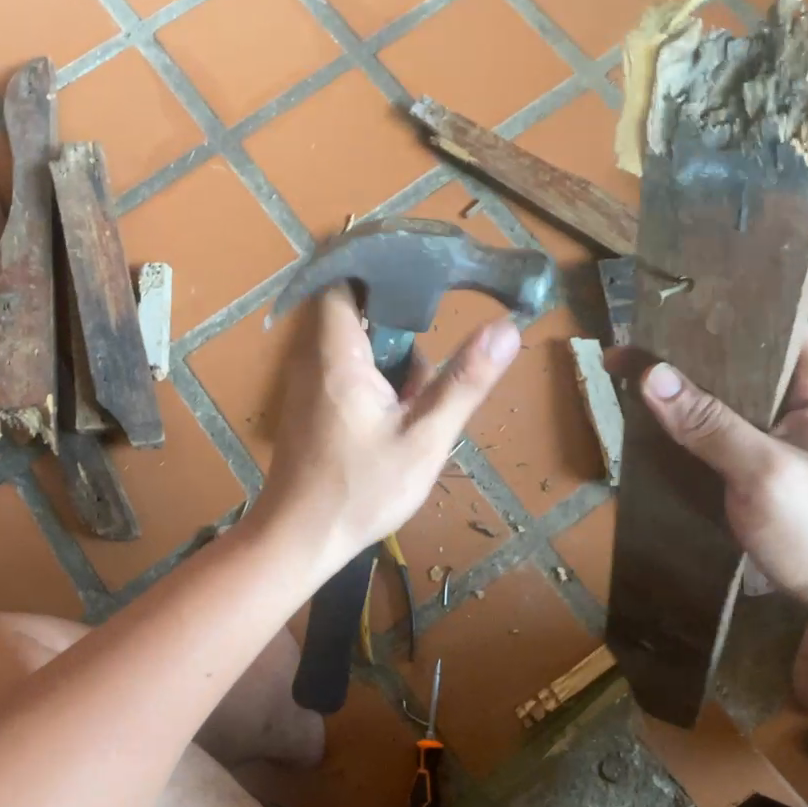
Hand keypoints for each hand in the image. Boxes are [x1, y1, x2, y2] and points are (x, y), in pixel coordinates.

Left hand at [253, 287, 519, 576]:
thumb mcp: (425, 439)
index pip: (344, 279)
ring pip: (357, 350)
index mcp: (338, 354)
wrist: (300, 541)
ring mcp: (309, 387)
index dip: (380, 266)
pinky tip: (398, 422)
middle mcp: (315, 360)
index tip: (423, 270)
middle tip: (435, 355)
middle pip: (358, 314)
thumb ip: (464, 382)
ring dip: (392, 364)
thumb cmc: (361, 491)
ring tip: (418, 403)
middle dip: (400, 326)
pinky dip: (377, 386)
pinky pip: (347, 377)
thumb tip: (507, 327)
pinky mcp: (311, 411)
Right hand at [632, 328, 807, 617]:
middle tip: (632, 347)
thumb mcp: (763, 476)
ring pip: (736, 390)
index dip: (719, 315)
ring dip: (690, 387)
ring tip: (633, 377)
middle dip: (691, 353)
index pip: (773, 322)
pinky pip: (733, 422)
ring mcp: (798, 426)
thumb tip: (650, 375)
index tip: (662, 314)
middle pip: (747, 355)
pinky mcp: (780, 454)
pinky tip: (662, 420)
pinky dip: (698, 419)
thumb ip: (709, 424)